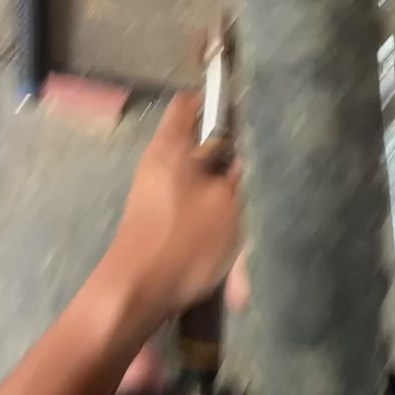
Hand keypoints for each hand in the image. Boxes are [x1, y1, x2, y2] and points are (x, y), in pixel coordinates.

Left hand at [94, 92, 242, 329]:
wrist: (136, 292)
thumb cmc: (183, 238)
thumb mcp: (226, 205)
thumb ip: (235, 178)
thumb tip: (236, 163)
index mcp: (171, 146)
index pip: (188, 103)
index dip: (214, 102)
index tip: (242, 113)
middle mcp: (158, 163)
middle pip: (198, 148)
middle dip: (229, 163)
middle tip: (258, 175)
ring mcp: (154, 194)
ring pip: (200, 189)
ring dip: (226, 208)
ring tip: (250, 229)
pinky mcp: (157, 223)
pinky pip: (193, 218)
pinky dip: (213, 235)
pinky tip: (234, 273)